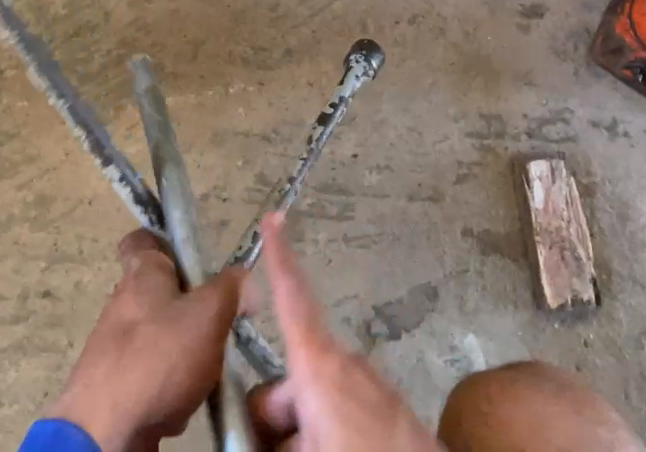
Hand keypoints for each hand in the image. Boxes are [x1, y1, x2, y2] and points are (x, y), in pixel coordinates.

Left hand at [47, 229, 243, 451]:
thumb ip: (228, 289)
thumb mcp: (208, 314)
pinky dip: (171, 386)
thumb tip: (240, 275)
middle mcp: (123, 304)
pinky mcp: (115, 385)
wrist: (106, 432)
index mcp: (141, 275)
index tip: (191, 258)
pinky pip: (152, 375)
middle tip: (219, 321)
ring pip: (160, 337)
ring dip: (185, 351)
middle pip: (160, 293)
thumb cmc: (158, 357)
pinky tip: (185, 400)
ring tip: (209, 368)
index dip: (165, 242)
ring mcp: (116, 347)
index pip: (141, 240)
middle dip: (192, 307)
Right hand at [248, 213, 440, 450]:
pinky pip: (344, 413)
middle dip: (274, 415)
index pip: (292, 298)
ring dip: (303, 431)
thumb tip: (255, 432)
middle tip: (270, 451)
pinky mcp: (391, 411)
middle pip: (291, 377)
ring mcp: (371, 388)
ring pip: (316, 400)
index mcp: (319, 369)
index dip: (279, 257)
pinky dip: (330, 434)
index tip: (274, 217)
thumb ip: (265, 437)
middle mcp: (345, 368)